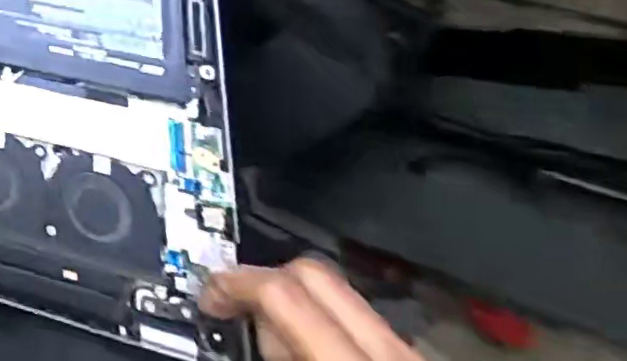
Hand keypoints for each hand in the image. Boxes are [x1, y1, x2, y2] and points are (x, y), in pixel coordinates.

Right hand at [199, 258, 422, 360]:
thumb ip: (274, 356)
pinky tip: (316, 357)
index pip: (283, 292)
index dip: (233, 283)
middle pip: (313, 274)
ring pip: (344, 299)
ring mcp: (417, 358)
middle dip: (264, 280)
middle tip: (239, 313)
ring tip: (279, 347)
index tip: (210, 299)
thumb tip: (240, 326)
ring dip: (298, 308)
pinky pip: (369, 329)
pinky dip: (331, 332)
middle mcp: (394, 355)